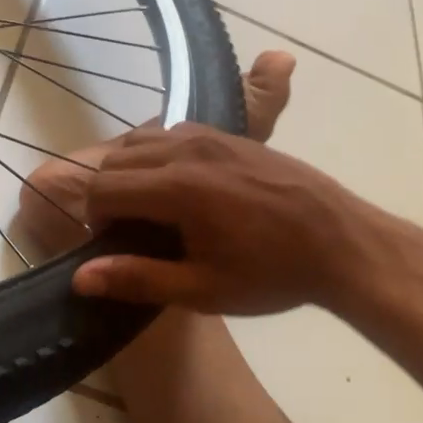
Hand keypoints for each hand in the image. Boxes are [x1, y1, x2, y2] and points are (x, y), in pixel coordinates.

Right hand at [71, 122, 422, 314]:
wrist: (343, 243)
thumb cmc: (273, 274)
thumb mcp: (203, 290)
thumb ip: (138, 279)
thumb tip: (80, 277)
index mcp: (178, 188)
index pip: (104, 188)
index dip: (95, 218)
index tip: (114, 243)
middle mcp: (188, 150)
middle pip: (117, 160)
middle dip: (109, 195)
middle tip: (130, 231)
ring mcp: (212, 136)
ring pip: (142, 141)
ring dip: (132, 171)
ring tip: (152, 208)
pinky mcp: (231, 134)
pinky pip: (173, 133)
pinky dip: (159, 155)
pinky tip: (182, 188)